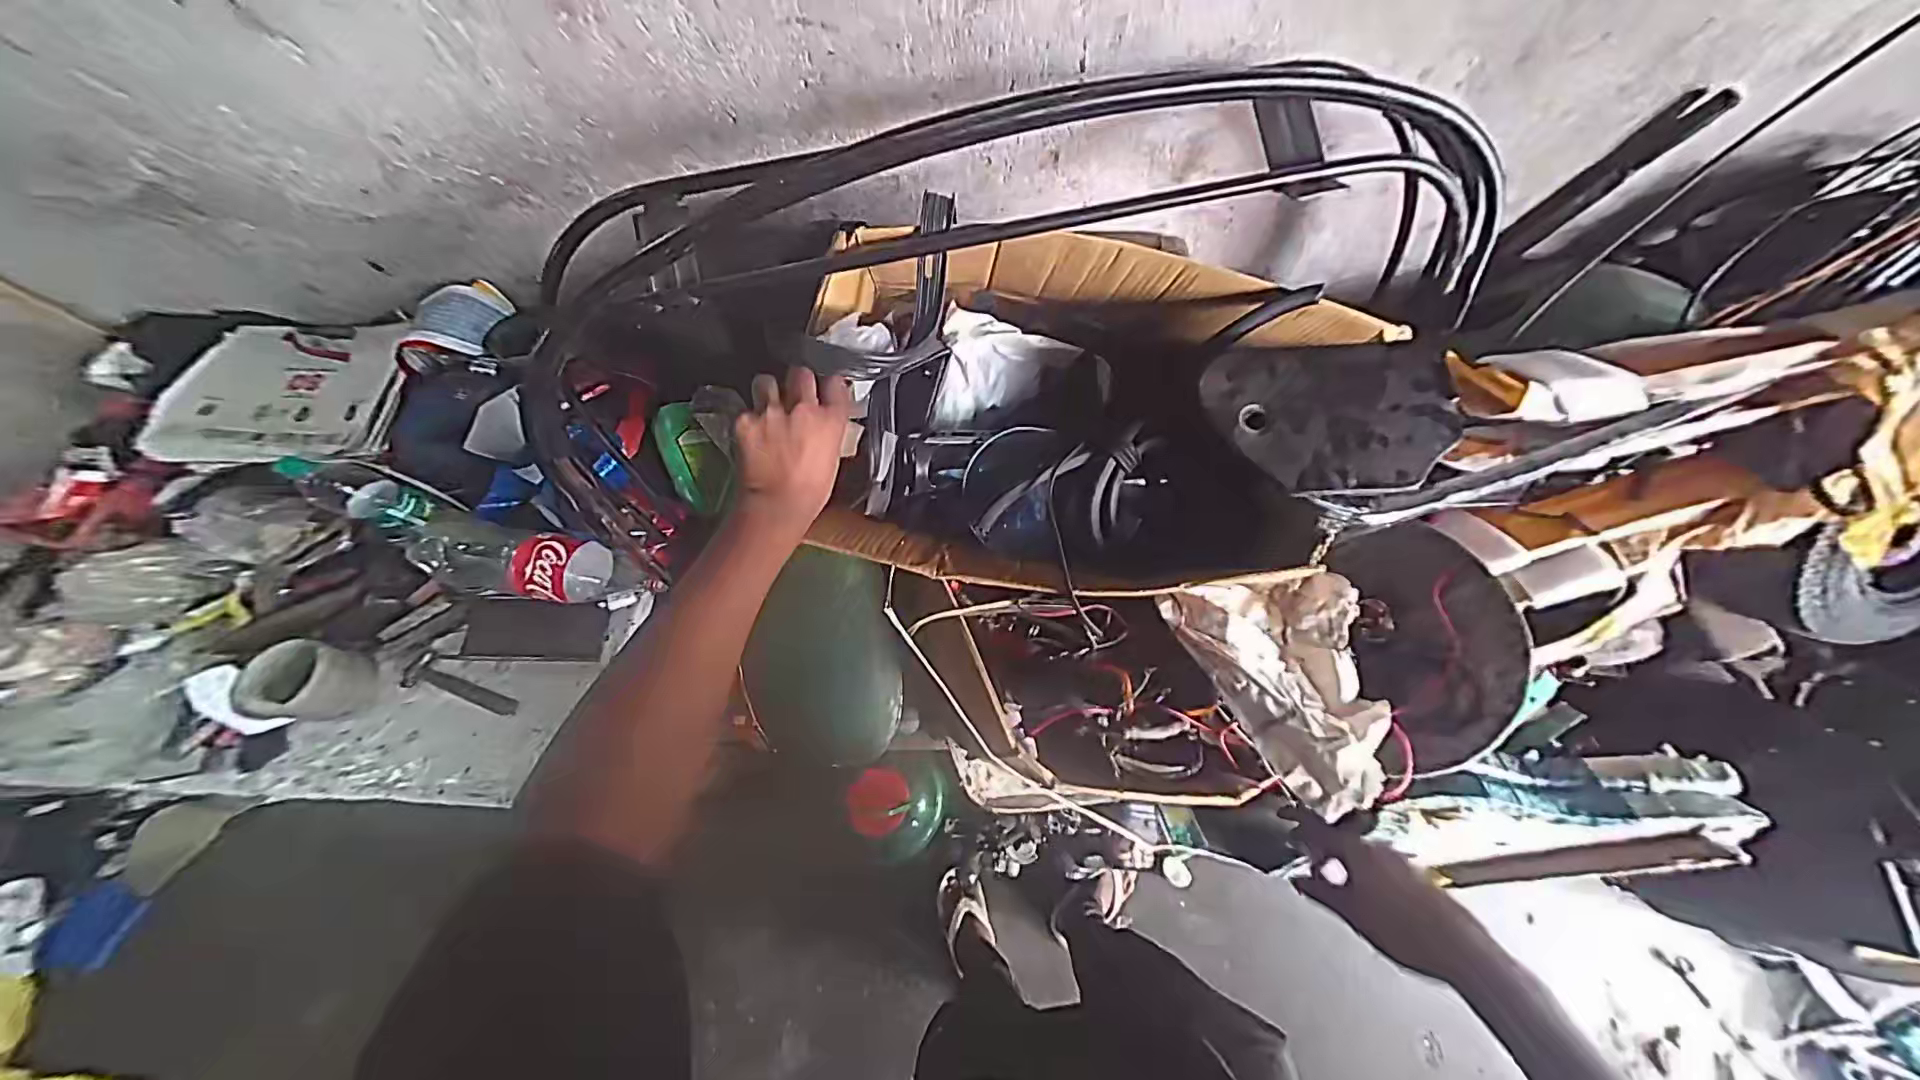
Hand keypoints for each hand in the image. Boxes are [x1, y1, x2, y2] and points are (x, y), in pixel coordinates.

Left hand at [731, 366, 853, 537]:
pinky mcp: (745, 420)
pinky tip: (752, 431)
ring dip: (767, 390)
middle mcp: (803, 410)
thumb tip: (822, 423)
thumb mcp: (832, 458)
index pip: (836, 383)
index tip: (826, 388)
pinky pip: (745, 407)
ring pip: (767, 381)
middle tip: (793, 394)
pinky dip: (747, 417)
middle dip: (797, 380)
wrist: (776, 506)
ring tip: (767, 406)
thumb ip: (827, 431)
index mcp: (831, 420)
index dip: (830, 384)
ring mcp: (772, 413)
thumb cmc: (809, 492)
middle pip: (801, 373)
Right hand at [1284, 811, 1494, 979]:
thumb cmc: (1408, 934)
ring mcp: (1402, 862)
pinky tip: (1365, 892)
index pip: (1319, 827)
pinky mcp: (1418, 876)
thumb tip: (1300, 879)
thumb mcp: (1351, 914)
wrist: (1464, 953)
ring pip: (1362, 852)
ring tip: (1333, 880)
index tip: (1284, 815)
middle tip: (1306, 856)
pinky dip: (1365, 870)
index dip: (1298, 819)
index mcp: (1360, 852)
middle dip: (1321, 846)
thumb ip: (1320, 892)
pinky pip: (1380, 864)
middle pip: (1341, 838)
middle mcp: (1381, 849)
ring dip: (1343, 860)